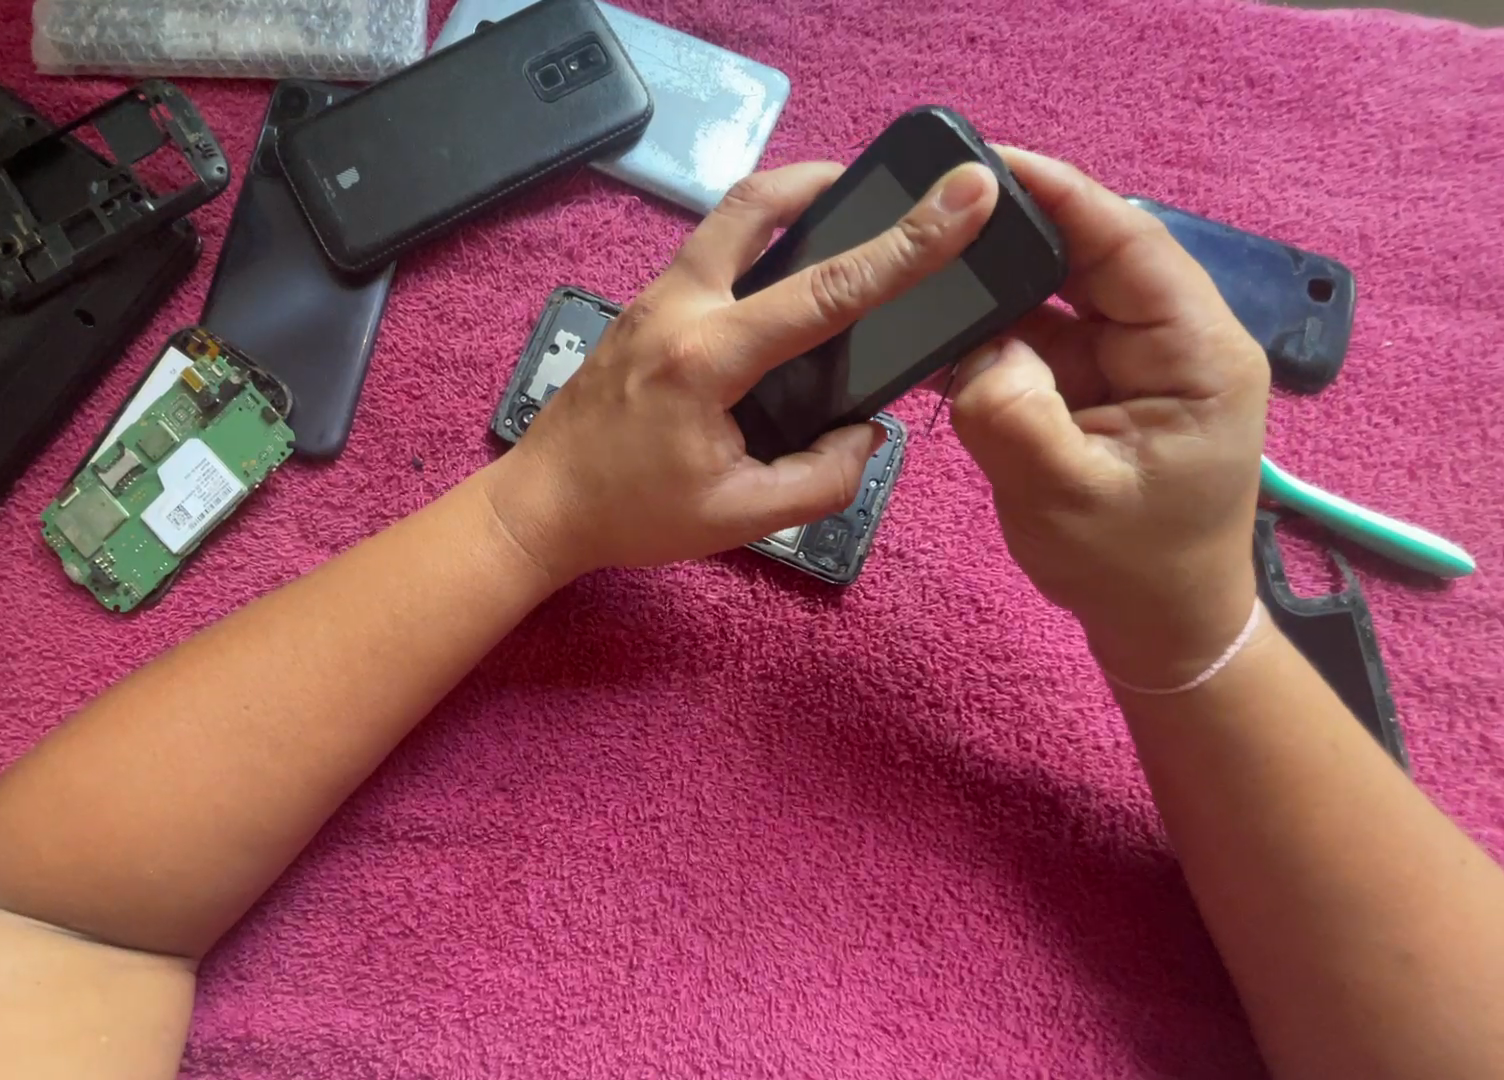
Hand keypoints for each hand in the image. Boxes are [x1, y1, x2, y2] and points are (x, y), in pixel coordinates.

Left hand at [484, 160, 999, 583]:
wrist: (539, 505)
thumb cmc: (629, 515)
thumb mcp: (737, 517)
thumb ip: (820, 481)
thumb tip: (863, 435)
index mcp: (705, 359)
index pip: (824, 290)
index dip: (907, 245)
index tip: (964, 199)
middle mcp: (674, 311)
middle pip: (752, 206)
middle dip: (821, 181)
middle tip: (873, 188)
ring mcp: (646, 306)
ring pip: (719, 224)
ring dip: (780, 207)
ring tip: (831, 224)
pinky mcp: (633, 317)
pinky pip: (699, 259)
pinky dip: (745, 247)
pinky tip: (769, 288)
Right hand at [948, 149, 1270, 687]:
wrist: (1150, 616)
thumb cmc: (1127, 560)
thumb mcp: (1066, 494)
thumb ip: (1015, 419)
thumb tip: (972, 355)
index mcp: (1191, 353)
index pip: (1128, 247)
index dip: (1064, 197)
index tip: (991, 166)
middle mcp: (1160, 343)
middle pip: (1083, 264)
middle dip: (1014, 241)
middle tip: (933, 222)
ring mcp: (1119, 366)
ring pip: (1047, 307)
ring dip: (989, 300)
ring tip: (921, 281)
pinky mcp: (1084, 391)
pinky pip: (1029, 349)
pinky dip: (984, 344)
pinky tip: (938, 342)